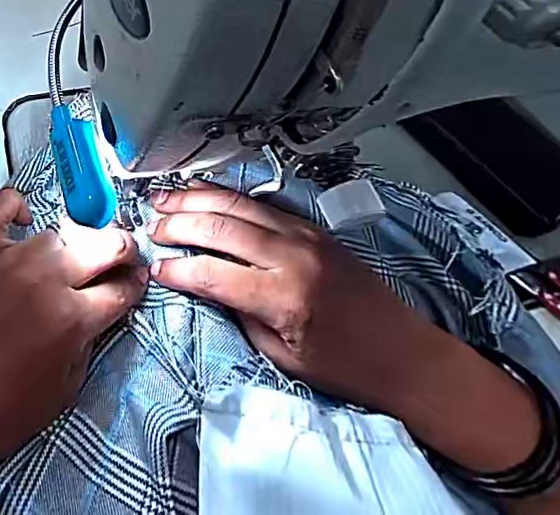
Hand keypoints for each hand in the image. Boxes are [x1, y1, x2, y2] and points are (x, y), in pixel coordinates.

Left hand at [0, 189, 146, 487]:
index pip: (119, 289)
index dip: (134, 285)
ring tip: (72, 262)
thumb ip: (88, 339)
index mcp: (72, 320)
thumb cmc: (1, 411)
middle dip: (119, 252)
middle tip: (121, 260)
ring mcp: (11, 264)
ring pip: (55, 235)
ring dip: (69, 247)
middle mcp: (45, 282)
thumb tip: (99, 310)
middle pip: (99, 247)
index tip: (136, 280)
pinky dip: (10, 207)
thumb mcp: (67, 386)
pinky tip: (24, 216)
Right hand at [147, 183, 456, 413]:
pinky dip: (223, 194)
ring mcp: (303, 234)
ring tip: (163, 200)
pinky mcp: (309, 225)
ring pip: (235, 204)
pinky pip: (257, 202)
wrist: (408, 355)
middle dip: (178, 225)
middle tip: (152, 228)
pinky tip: (201, 192)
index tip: (157, 269)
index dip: (179, 270)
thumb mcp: (283, 356)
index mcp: (285, 298)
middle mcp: (293, 257)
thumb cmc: (347, 366)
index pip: (214, 273)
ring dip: (194, 199)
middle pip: (219, 227)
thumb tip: (202, 283)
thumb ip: (239, 314)